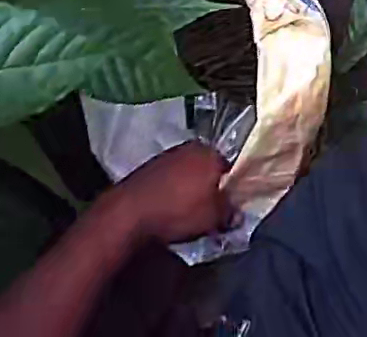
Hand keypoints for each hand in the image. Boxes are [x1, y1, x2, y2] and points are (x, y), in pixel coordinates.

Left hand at [109, 141, 234, 243]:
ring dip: (190, 186)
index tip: (228, 206)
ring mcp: (171, 154)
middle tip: (208, 209)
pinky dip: (173, 188)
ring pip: (189, 171)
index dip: (231, 188)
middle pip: (209, 167)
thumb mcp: (211, 218)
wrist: (128, 212)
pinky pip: (171, 176)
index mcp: (212, 153)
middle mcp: (194, 147)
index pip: (231, 168)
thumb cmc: (178, 211)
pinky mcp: (151, 165)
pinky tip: (168, 206)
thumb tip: (238, 214)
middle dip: (210, 186)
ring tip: (186, 210)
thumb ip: (229, 213)